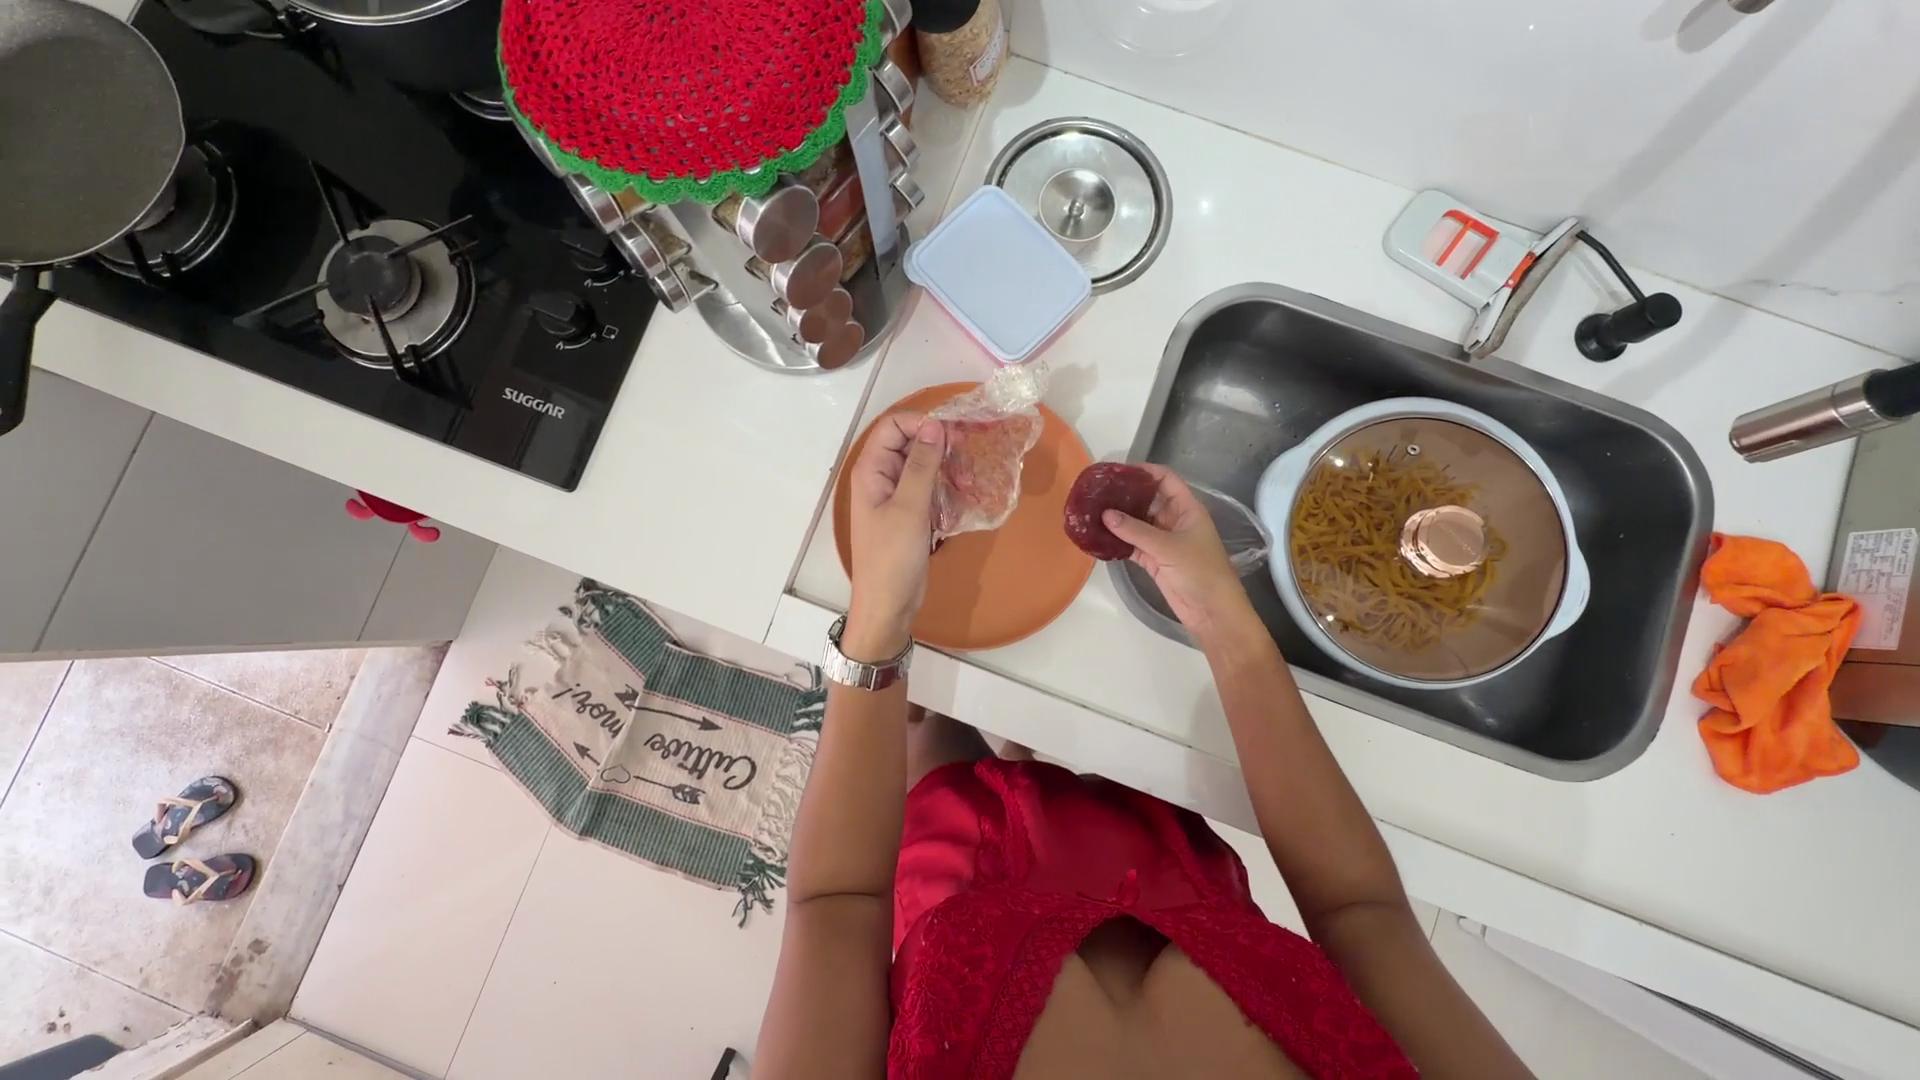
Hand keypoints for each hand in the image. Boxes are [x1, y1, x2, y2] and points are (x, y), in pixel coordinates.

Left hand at [845, 412, 945, 660]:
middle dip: (940, 445)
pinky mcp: (910, 513)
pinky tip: (966, 495)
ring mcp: (895, 495)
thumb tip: (935, 426)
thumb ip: (922, 464)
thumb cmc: (893, 557)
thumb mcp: (909, 507)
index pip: (894, 426)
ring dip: (948, 467)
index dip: (923, 424)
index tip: (955, 435)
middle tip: (968, 457)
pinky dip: (947, 487)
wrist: (888, 605)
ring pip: (923, 465)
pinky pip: (929, 487)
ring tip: (969, 482)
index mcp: (871, 470)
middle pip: (911, 442)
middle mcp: (881, 477)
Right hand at [1102, 465, 1253, 637]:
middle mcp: (1174, 520)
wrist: (1212, 611)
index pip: (1165, 479)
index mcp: (1186, 508)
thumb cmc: (1199, 571)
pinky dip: (1118, 541)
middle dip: (1125, 495)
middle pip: (1147, 499)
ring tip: (1092, 511)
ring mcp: (1163, 540)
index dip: (1144, 471)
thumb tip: (1105, 514)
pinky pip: (1132, 544)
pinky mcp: (1154, 559)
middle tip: (1097, 491)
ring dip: (1118, 519)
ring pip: (1137, 523)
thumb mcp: (1167, 547)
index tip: (1117, 471)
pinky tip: (1099, 537)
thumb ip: (1135, 530)